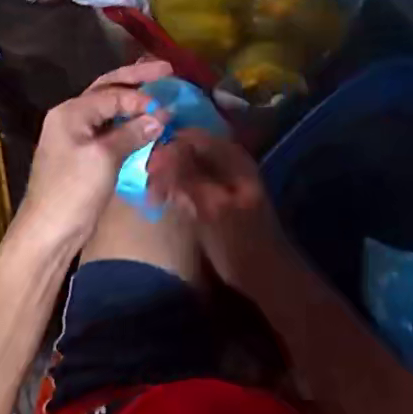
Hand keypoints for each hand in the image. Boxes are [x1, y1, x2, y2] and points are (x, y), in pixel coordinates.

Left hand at [18, 60, 173, 240]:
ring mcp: (76, 137)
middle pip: (108, 90)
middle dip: (136, 79)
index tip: (167, 105)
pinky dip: (129, 124)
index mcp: (70, 112)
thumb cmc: (73, 191)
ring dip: (134, 101)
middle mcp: (71, 118)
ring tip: (160, 90)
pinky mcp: (84, 156)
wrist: (49, 233)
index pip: (112, 93)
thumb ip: (132, 132)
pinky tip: (147, 125)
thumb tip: (161, 115)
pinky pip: (110, 130)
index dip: (141, 97)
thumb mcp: (104, 158)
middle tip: (166, 69)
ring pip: (110, 109)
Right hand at [146, 129, 285, 282]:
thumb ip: (188, 175)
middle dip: (166, 163)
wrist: (267, 277)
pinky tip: (167, 203)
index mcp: (233, 158)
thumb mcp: (211, 208)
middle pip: (190, 150)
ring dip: (170, 178)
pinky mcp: (221, 198)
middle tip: (146, 185)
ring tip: (153, 196)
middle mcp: (231, 162)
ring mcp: (226, 180)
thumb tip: (163, 149)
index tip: (145, 166)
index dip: (167, 147)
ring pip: (190, 167)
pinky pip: (194, 183)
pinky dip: (179, 190)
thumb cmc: (240, 243)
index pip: (192, 136)